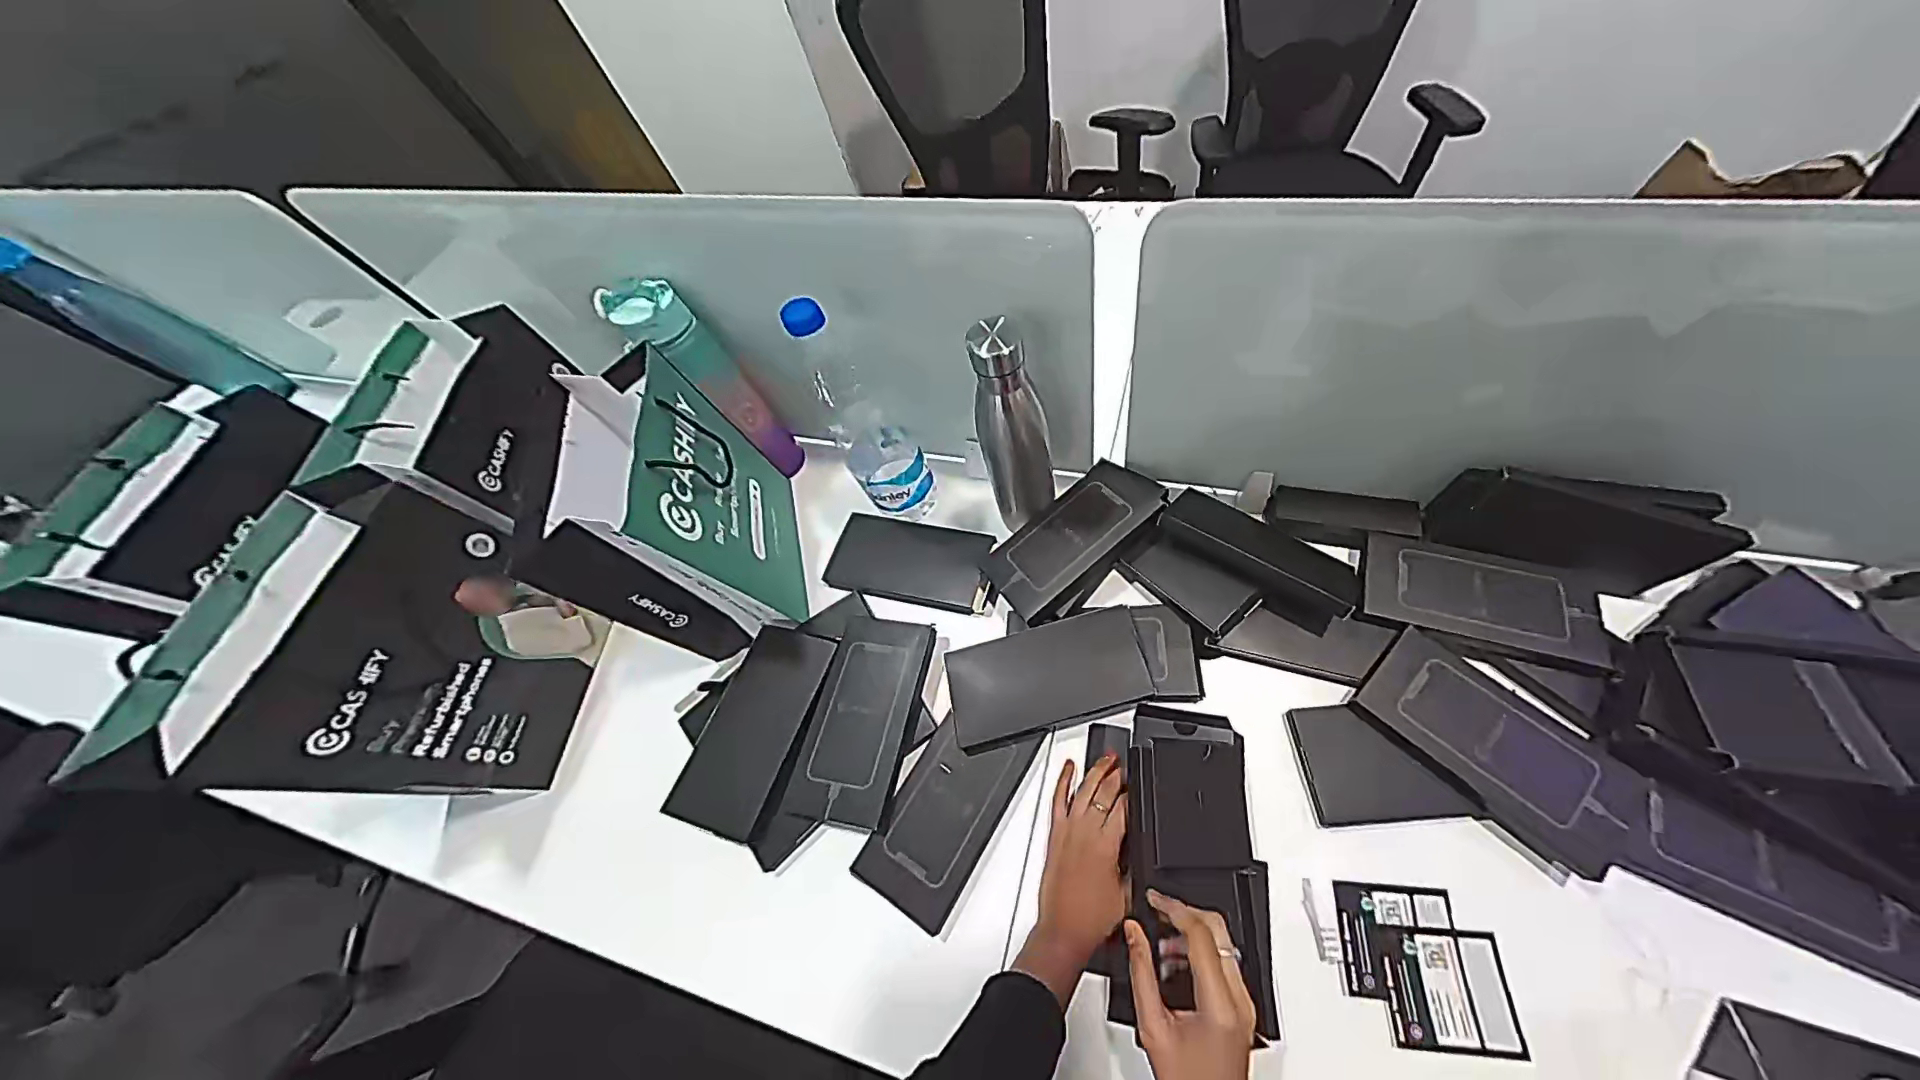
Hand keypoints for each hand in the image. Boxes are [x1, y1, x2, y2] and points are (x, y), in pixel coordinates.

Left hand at [1012, 753, 1127, 1004]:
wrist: (1064, 930)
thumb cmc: (1093, 919)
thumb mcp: (1127, 892)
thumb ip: (1132, 863)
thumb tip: (1135, 844)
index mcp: (1106, 844)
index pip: (1124, 807)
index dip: (1133, 794)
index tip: (1139, 785)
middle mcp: (1085, 832)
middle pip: (1104, 792)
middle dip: (1117, 776)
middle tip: (1125, 766)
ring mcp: (1068, 830)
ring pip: (1083, 790)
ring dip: (1095, 771)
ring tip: (1106, 759)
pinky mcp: (1054, 834)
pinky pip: (1058, 800)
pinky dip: (1063, 781)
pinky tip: (1068, 768)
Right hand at [1125, 890, 1255, 1079]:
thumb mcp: (1151, 1027)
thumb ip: (1140, 972)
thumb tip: (1133, 932)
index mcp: (1220, 1004)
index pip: (1201, 934)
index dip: (1174, 907)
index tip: (1154, 899)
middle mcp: (1240, 1000)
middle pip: (1219, 929)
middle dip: (1185, 910)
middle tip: (1157, 908)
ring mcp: (1245, 1003)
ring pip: (1223, 941)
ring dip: (1192, 930)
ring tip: (1161, 942)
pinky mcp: (1243, 1007)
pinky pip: (1224, 961)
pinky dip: (1200, 949)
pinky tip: (1174, 961)